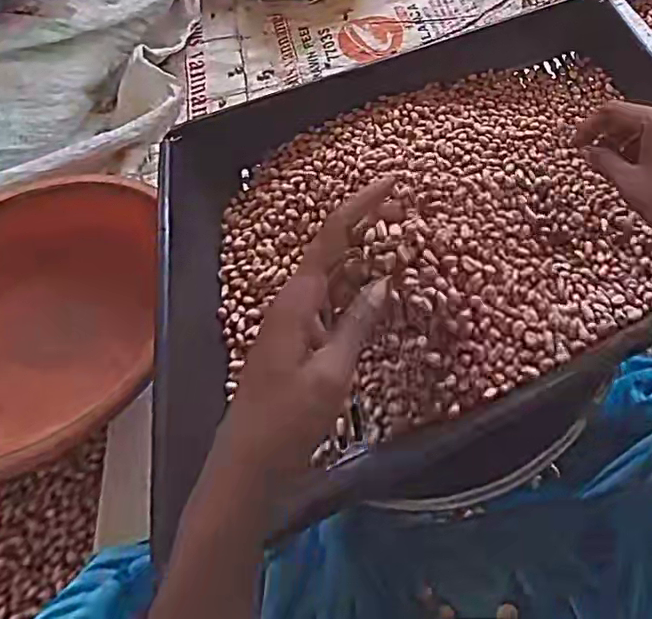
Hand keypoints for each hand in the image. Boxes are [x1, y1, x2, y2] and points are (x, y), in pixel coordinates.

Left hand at [210, 176, 395, 489]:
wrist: (246, 468)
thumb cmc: (287, 422)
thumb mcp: (332, 374)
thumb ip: (357, 324)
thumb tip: (383, 283)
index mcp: (297, 300)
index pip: (332, 236)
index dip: (362, 204)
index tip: (391, 182)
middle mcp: (294, 300)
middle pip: (333, 247)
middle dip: (367, 222)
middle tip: (405, 207)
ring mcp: (296, 320)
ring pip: (334, 273)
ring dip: (364, 253)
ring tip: (399, 237)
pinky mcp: (300, 339)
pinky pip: (333, 299)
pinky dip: (357, 286)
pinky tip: (379, 287)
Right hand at [573, 102, 651, 313]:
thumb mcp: (629, 184)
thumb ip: (604, 161)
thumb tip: (590, 152)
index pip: (614, 111)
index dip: (589, 127)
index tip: (576, 143)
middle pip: (636, 118)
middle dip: (610, 136)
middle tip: (593, 156)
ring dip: (630, 145)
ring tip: (617, 169)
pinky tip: (644, 176)